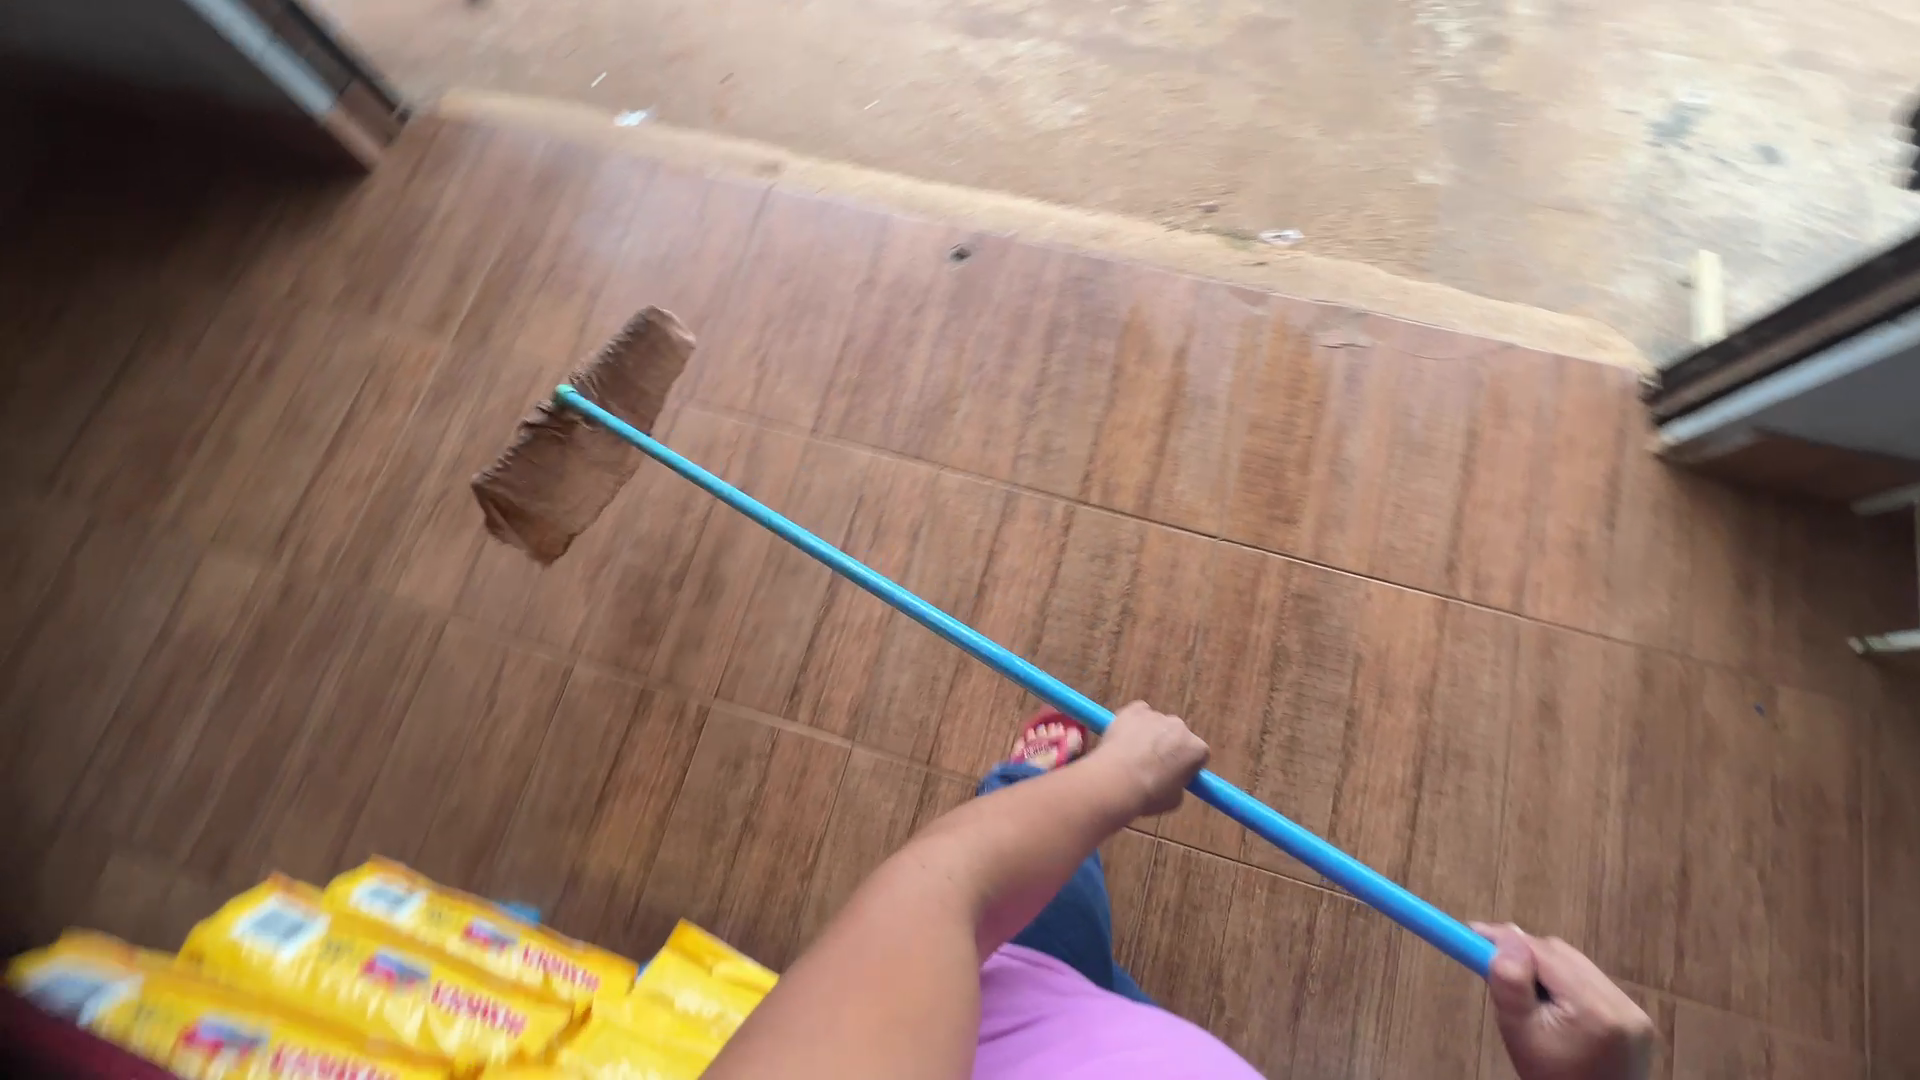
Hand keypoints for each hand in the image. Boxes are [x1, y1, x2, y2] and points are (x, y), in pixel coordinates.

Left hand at [1088, 702, 1208, 816]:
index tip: (1175, 774)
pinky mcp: (1134, 709)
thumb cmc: (1149, 793)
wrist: (1117, 779)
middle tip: (1152, 765)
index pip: (1198, 754)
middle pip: (1178, 736)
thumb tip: (1171, 780)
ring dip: (1150, 735)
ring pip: (1157, 724)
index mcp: (1197, 749)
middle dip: (1169, 747)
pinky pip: (1138, 713)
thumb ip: (1178, 784)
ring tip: (1133, 754)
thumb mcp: (1174, 799)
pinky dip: (1133, 723)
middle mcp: (1180, 726)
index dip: (1187, 765)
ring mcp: (1156, 715)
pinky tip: (1124, 739)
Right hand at [1475, 923, 1654, 1079]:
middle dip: (1525, 952)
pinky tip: (1551, 999)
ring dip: (1545, 965)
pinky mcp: (1638, 1020)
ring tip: (1523, 986)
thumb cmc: (1548, 1075)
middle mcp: (1623, 1005)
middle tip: (1492, 960)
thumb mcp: (1516, 1029)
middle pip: (1562, 955)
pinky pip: (1591, 980)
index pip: (1544, 953)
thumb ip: (1510, 980)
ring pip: (1576, 963)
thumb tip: (1505, 932)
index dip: (1507, 939)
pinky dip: (1565, 979)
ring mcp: (1635, 1013)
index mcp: (1596, 1010)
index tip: (1473, 932)